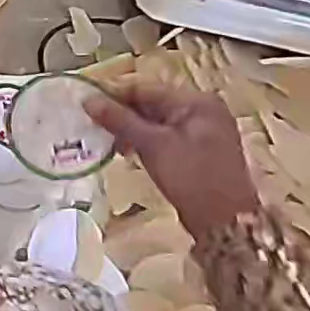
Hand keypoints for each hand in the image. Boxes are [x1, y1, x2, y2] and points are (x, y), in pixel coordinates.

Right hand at [86, 83, 257, 235]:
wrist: (225, 222)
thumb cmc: (191, 177)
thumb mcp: (153, 145)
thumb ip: (120, 120)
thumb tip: (88, 100)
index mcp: (196, 101)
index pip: (146, 88)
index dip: (114, 94)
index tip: (85, 104)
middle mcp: (201, 110)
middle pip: (151, 103)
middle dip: (121, 114)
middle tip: (90, 125)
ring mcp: (202, 132)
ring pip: (156, 122)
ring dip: (130, 129)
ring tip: (104, 141)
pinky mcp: (197, 151)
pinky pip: (164, 137)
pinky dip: (144, 142)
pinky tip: (125, 152)